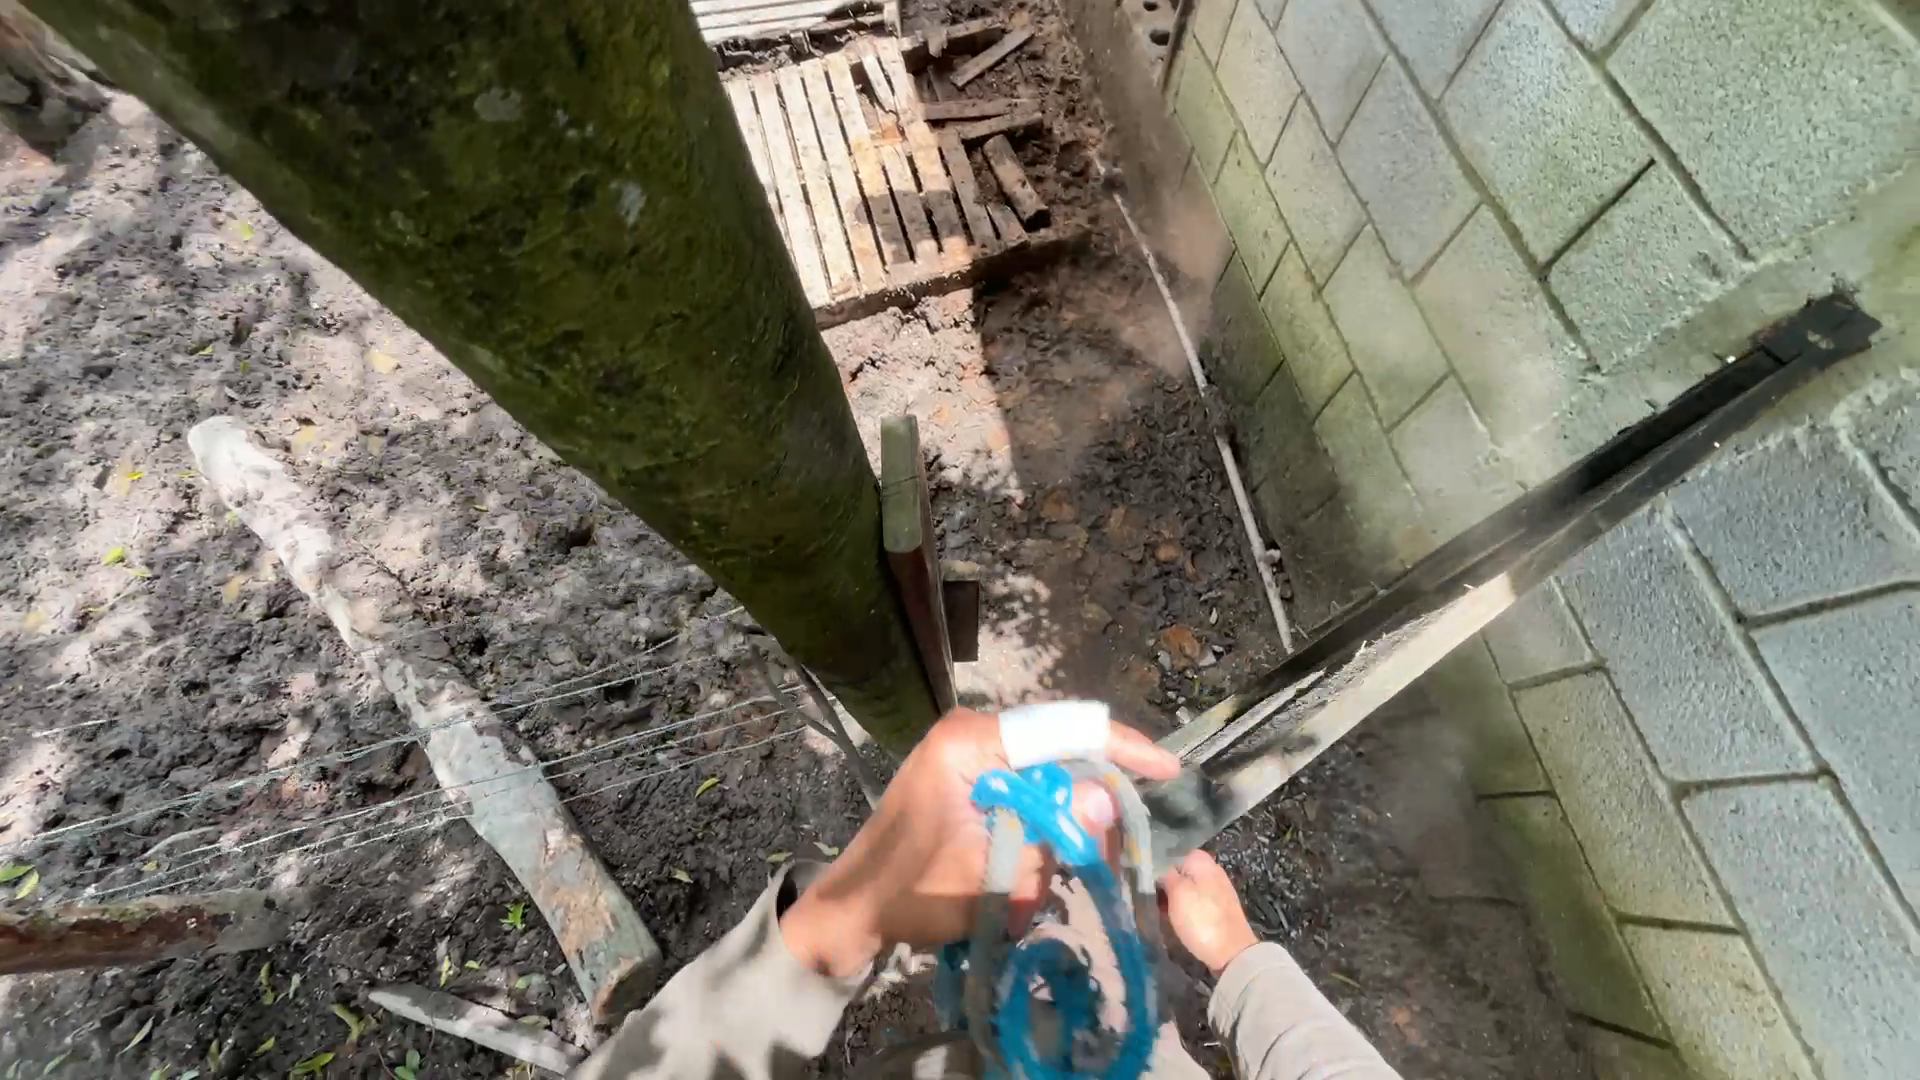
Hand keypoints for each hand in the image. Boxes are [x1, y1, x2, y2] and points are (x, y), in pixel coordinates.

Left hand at [779, 706, 1180, 974]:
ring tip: (1081, 854)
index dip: (1117, 746)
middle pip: (1057, 742)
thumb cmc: (911, 893)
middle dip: (1096, 782)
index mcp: (969, 739)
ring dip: (1069, 810)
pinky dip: (1047, 816)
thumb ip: (1049, 834)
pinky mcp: (971, 774)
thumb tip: (1107, 796)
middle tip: (1132, 822)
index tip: (1166, 768)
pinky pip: (1026, 784)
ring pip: (1046, 767)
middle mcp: (972, 731)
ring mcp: (970, 750)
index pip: (1059, 728)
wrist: (855, 908)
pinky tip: (1048, 853)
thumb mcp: (987, 873)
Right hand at [1159, 850, 1259, 976]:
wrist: (1233, 954)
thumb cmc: (1201, 919)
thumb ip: (1166, 874)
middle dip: (1168, 887)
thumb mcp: (1176, 892)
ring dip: (1177, 902)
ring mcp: (1219, 891)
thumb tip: (1162, 870)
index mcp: (1201, 860)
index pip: (1172, 856)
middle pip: (1181, 874)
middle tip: (1157, 903)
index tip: (1150, 886)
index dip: (1159, 870)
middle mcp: (1213, 871)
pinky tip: (1183, 924)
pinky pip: (1198, 905)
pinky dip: (1189, 913)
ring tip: (1167, 915)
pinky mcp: (1222, 910)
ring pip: (1189, 891)